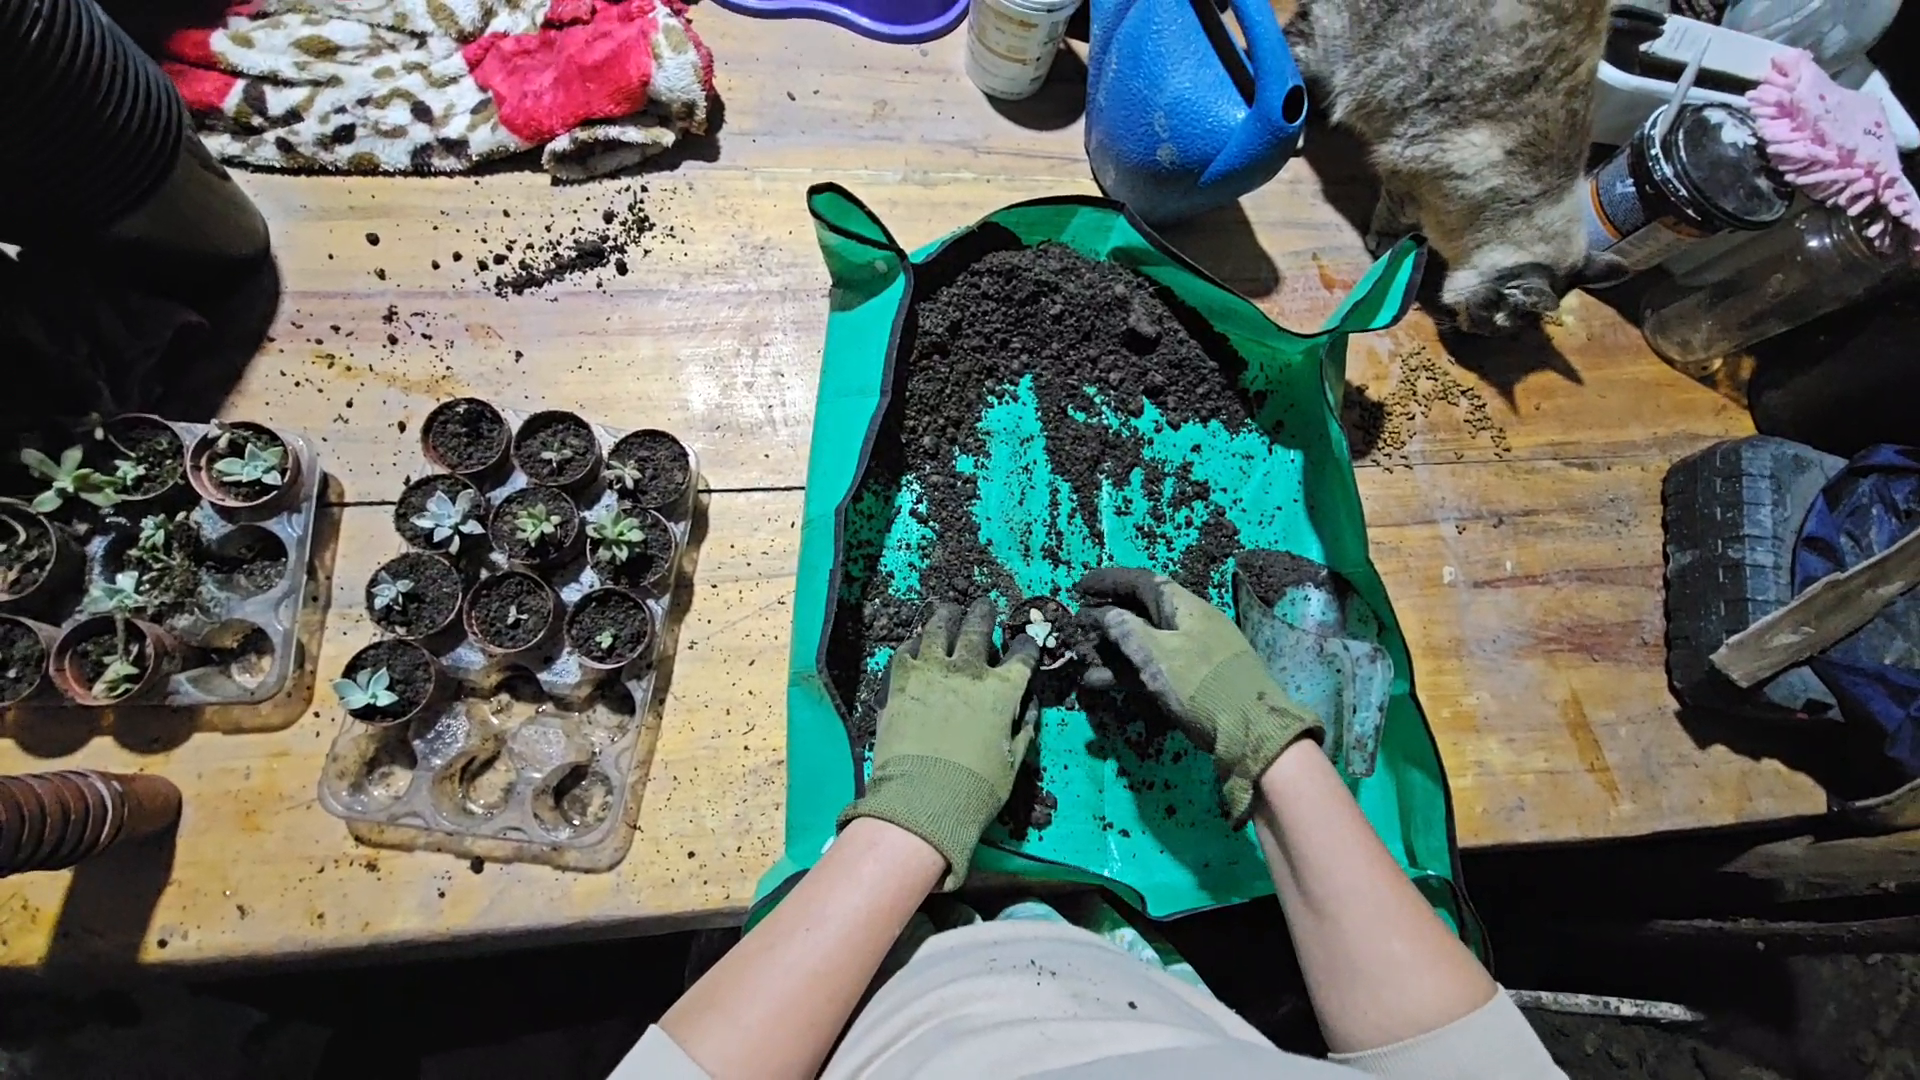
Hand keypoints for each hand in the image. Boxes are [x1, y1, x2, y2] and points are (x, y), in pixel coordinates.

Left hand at [839, 599, 1038, 890]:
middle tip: (984, 606)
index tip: (1026, 641)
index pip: (1021, 656)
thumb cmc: (976, 788)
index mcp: (1002, 691)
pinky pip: (907, 650)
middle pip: (978, 629)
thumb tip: (1028, 705)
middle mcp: (968, 672)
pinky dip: (914, 643)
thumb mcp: (1013, 761)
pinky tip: (916, 642)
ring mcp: (931, 671)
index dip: (1026, 645)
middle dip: (984, 614)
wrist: (923, 798)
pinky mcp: (900, 680)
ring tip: (948, 610)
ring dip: (947, 616)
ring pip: (939, 628)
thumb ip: (1023, 727)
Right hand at [1079, 567, 1321, 824]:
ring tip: (1082, 663)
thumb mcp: (1157, 654)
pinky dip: (1125, 672)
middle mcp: (1186, 623)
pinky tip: (1099, 684)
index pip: (1141, 581)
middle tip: (1077, 628)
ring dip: (1110, 651)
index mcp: (1183, 606)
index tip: (1079, 587)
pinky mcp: (1189, 680)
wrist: (1250, 730)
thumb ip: (1126, 630)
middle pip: (1140, 612)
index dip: (1109, 581)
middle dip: (1105, 619)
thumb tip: (1104, 613)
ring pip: (1142, 643)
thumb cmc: (1201, 683)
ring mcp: (1189, 652)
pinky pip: (1150, 667)